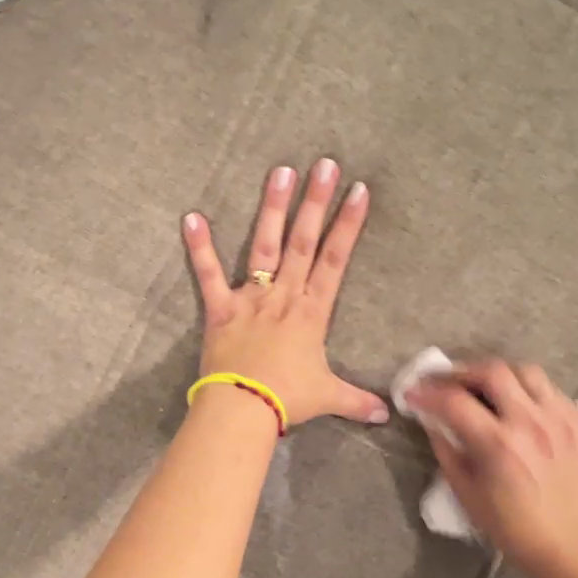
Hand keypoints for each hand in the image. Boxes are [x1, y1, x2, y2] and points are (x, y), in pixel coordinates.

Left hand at [182, 159, 388, 428]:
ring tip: (280, 172)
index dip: (348, 225)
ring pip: (264, 247)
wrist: (245, 409)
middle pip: (303, 242)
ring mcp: (251, 300)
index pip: (335, 260)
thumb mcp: (329, 398)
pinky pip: (208, 275)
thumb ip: (357, 400)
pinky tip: (191, 217)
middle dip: (315, 202)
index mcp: (312, 312)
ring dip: (272, 209)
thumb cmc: (288, 400)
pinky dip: (199, 248)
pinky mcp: (220, 310)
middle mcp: (284, 297)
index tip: (359, 190)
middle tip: (323, 163)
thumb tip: (386, 415)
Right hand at [406, 361, 577, 572]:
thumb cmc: (508, 524)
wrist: (565, 542)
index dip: (428, 392)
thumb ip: (446, 449)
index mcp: (498, 443)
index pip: (454, 401)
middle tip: (448, 382)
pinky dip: (530, 393)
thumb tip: (433, 420)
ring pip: (528, 372)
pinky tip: (520, 408)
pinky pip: (553, 393)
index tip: (414, 393)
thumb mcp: (464, 490)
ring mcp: (562, 419)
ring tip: (486, 387)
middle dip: (462, 372)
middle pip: (493, 371)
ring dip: (500, 375)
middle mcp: (532, 422)